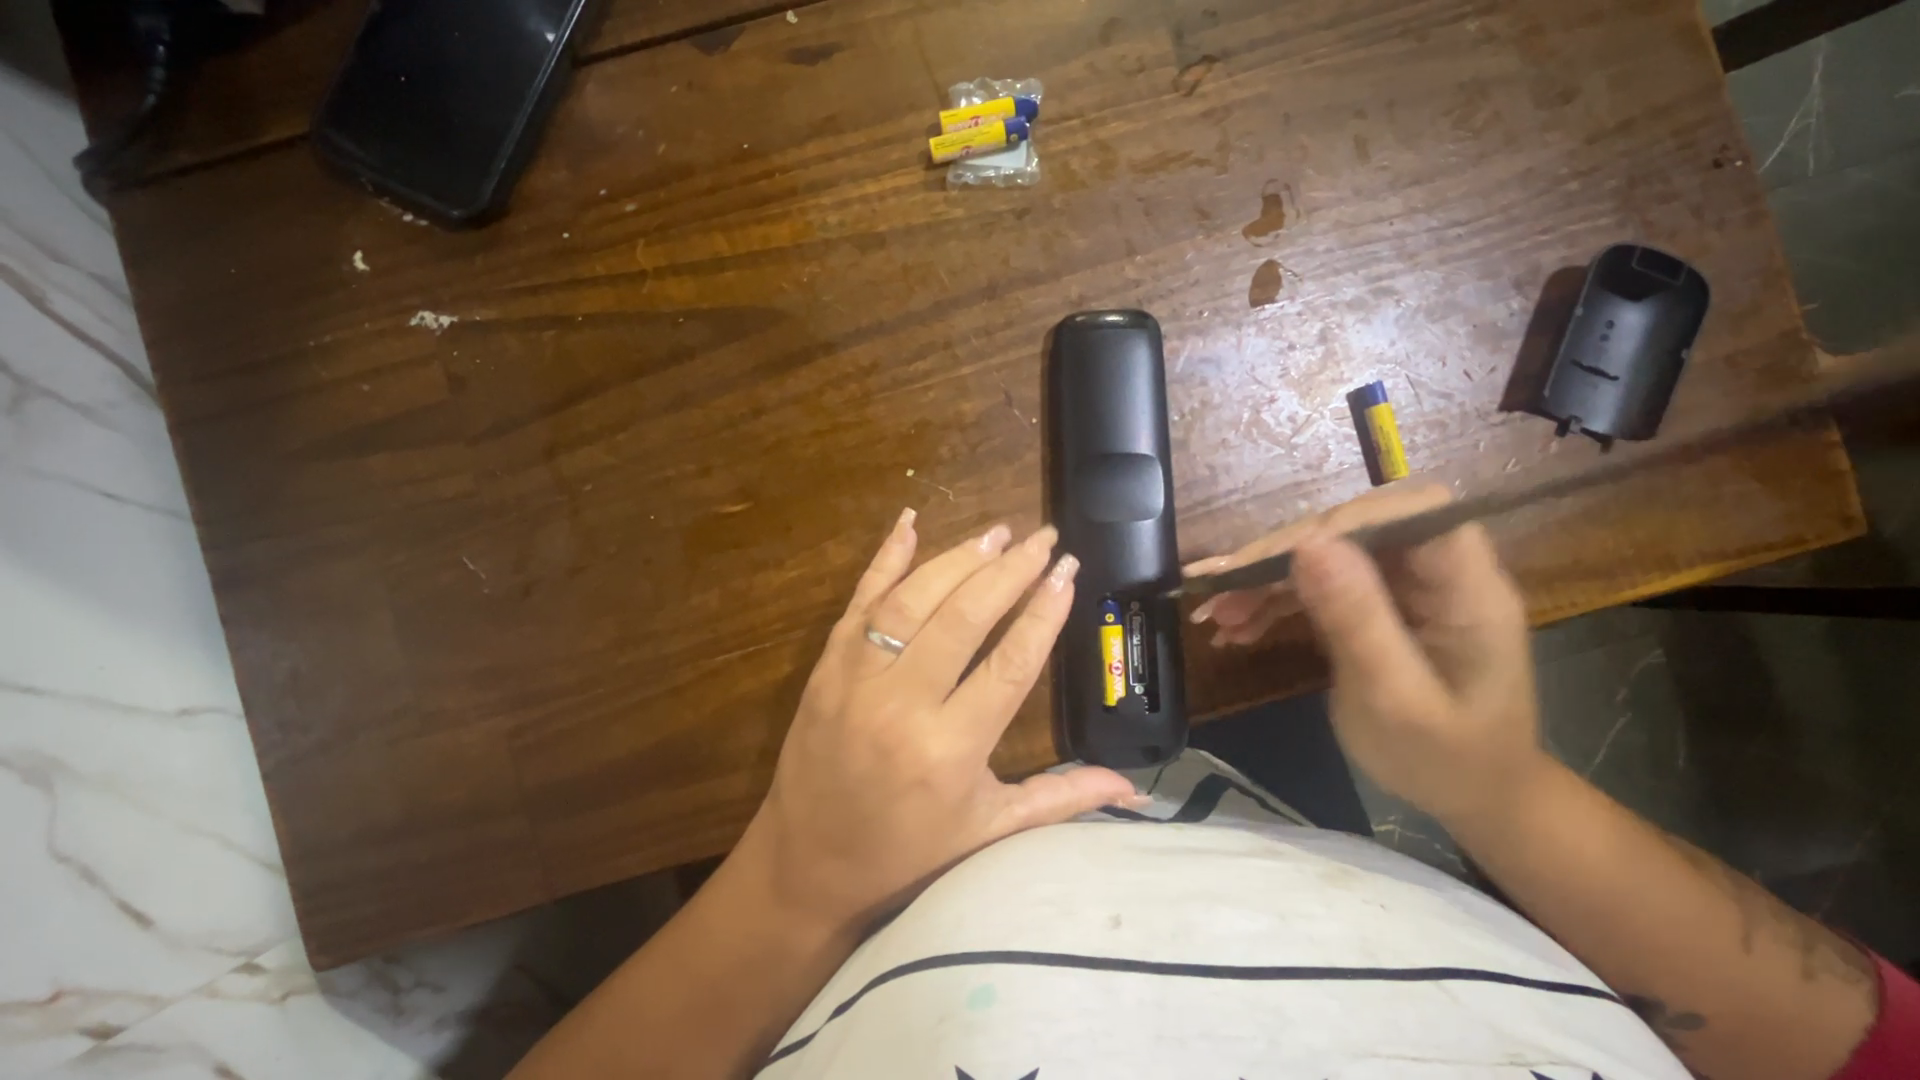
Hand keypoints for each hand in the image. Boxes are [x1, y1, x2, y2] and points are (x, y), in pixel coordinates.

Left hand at [741, 509, 1141, 929]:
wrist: (806, 864)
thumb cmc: (906, 851)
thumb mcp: (987, 830)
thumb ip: (1059, 799)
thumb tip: (1134, 790)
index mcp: (949, 750)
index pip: (1008, 665)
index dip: (1042, 614)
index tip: (1068, 571)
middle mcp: (901, 705)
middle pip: (962, 619)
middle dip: (1009, 572)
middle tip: (1043, 538)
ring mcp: (856, 680)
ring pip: (911, 601)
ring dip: (956, 560)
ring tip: (998, 535)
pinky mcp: (826, 668)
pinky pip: (857, 603)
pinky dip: (883, 560)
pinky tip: (909, 523)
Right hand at [1192, 486, 1550, 824]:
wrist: (1472, 796)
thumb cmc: (1446, 759)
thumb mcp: (1396, 698)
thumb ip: (1356, 619)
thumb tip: (1308, 544)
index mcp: (1467, 588)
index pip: (1414, 511)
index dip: (1344, 520)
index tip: (1280, 557)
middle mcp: (1434, 573)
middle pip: (1354, 529)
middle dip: (1283, 554)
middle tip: (1220, 589)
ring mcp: (1403, 589)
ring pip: (1325, 555)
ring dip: (1265, 580)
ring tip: (1215, 616)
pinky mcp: (1374, 606)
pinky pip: (1317, 585)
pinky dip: (1273, 602)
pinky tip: (1234, 627)